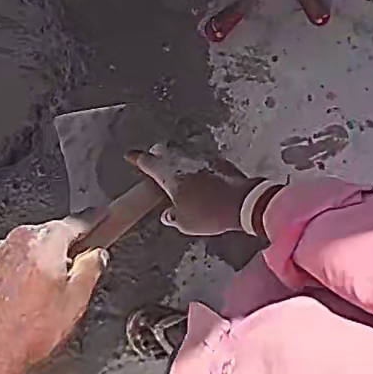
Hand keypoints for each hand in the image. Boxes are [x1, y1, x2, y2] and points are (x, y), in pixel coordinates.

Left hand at [0, 217, 107, 373]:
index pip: (79, 221)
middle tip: (82, 265)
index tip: (104, 216)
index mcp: (46, 239)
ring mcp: (1, 253)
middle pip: (55, 232)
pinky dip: (29, 271)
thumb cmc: (27, 331)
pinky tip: (32, 298)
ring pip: (35, 247)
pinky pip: (18, 261)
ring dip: (47, 259)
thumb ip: (91, 268)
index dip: (96, 219)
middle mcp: (20, 239)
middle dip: (69, 245)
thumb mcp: (76, 299)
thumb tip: (97, 256)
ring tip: (53, 293)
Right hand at [128, 145, 258, 235]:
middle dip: (156, 154)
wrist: (242, 202)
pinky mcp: (218, 161)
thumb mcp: (185, 222)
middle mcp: (184, 162)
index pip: (148, 162)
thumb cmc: (210, 213)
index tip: (130, 154)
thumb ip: (173, 216)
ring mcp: (202, 159)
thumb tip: (168, 214)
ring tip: (174, 167)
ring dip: (176, 158)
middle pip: (165, 151)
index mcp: (170, 176)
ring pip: (182, 153)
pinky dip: (194, 164)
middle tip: (152, 158)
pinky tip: (197, 173)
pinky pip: (200, 159)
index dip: (137, 158)